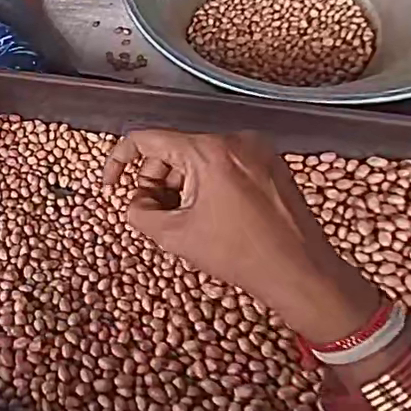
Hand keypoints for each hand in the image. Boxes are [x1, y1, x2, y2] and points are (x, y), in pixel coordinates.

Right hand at [103, 130, 383, 341]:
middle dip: (155, 181)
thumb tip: (134, 201)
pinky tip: (209, 214)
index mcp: (207, 152)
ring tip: (185, 219)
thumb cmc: (239, 253)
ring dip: (180, 185)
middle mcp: (234, 140)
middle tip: (154, 214)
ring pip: (196, 158)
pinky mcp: (269, 163)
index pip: (146, 140)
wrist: (299, 270)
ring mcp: (256, 149)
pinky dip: (205, 184)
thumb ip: (139, 212)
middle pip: (172, 150)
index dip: (119, 160)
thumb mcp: (173, 235)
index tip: (112, 184)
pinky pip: (222, 163)